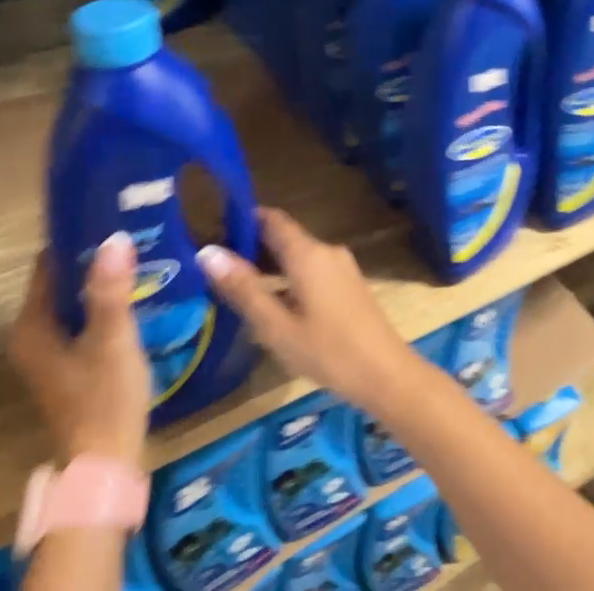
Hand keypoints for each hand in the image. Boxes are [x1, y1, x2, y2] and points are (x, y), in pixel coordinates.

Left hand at [8, 233, 151, 464]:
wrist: (104, 463)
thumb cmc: (105, 398)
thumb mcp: (112, 339)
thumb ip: (110, 290)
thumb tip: (114, 238)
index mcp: (31, 326)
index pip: (48, 264)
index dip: (78, 238)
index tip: (113, 217)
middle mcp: (31, 336)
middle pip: (62, 282)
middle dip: (94, 259)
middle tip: (135, 234)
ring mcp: (49, 353)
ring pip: (74, 302)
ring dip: (101, 283)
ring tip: (141, 258)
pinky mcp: (67, 366)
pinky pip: (82, 321)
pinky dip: (104, 306)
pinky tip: (136, 297)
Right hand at [197, 207, 424, 409]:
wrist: (386, 374)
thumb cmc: (328, 351)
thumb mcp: (277, 326)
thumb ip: (243, 288)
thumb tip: (207, 252)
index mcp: (309, 254)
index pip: (272, 219)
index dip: (242, 219)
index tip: (212, 229)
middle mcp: (327, 251)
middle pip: (284, 237)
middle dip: (251, 246)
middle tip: (215, 265)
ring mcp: (342, 268)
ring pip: (298, 256)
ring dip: (269, 265)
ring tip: (235, 286)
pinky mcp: (350, 286)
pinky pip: (312, 271)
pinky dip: (288, 278)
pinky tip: (272, 304)